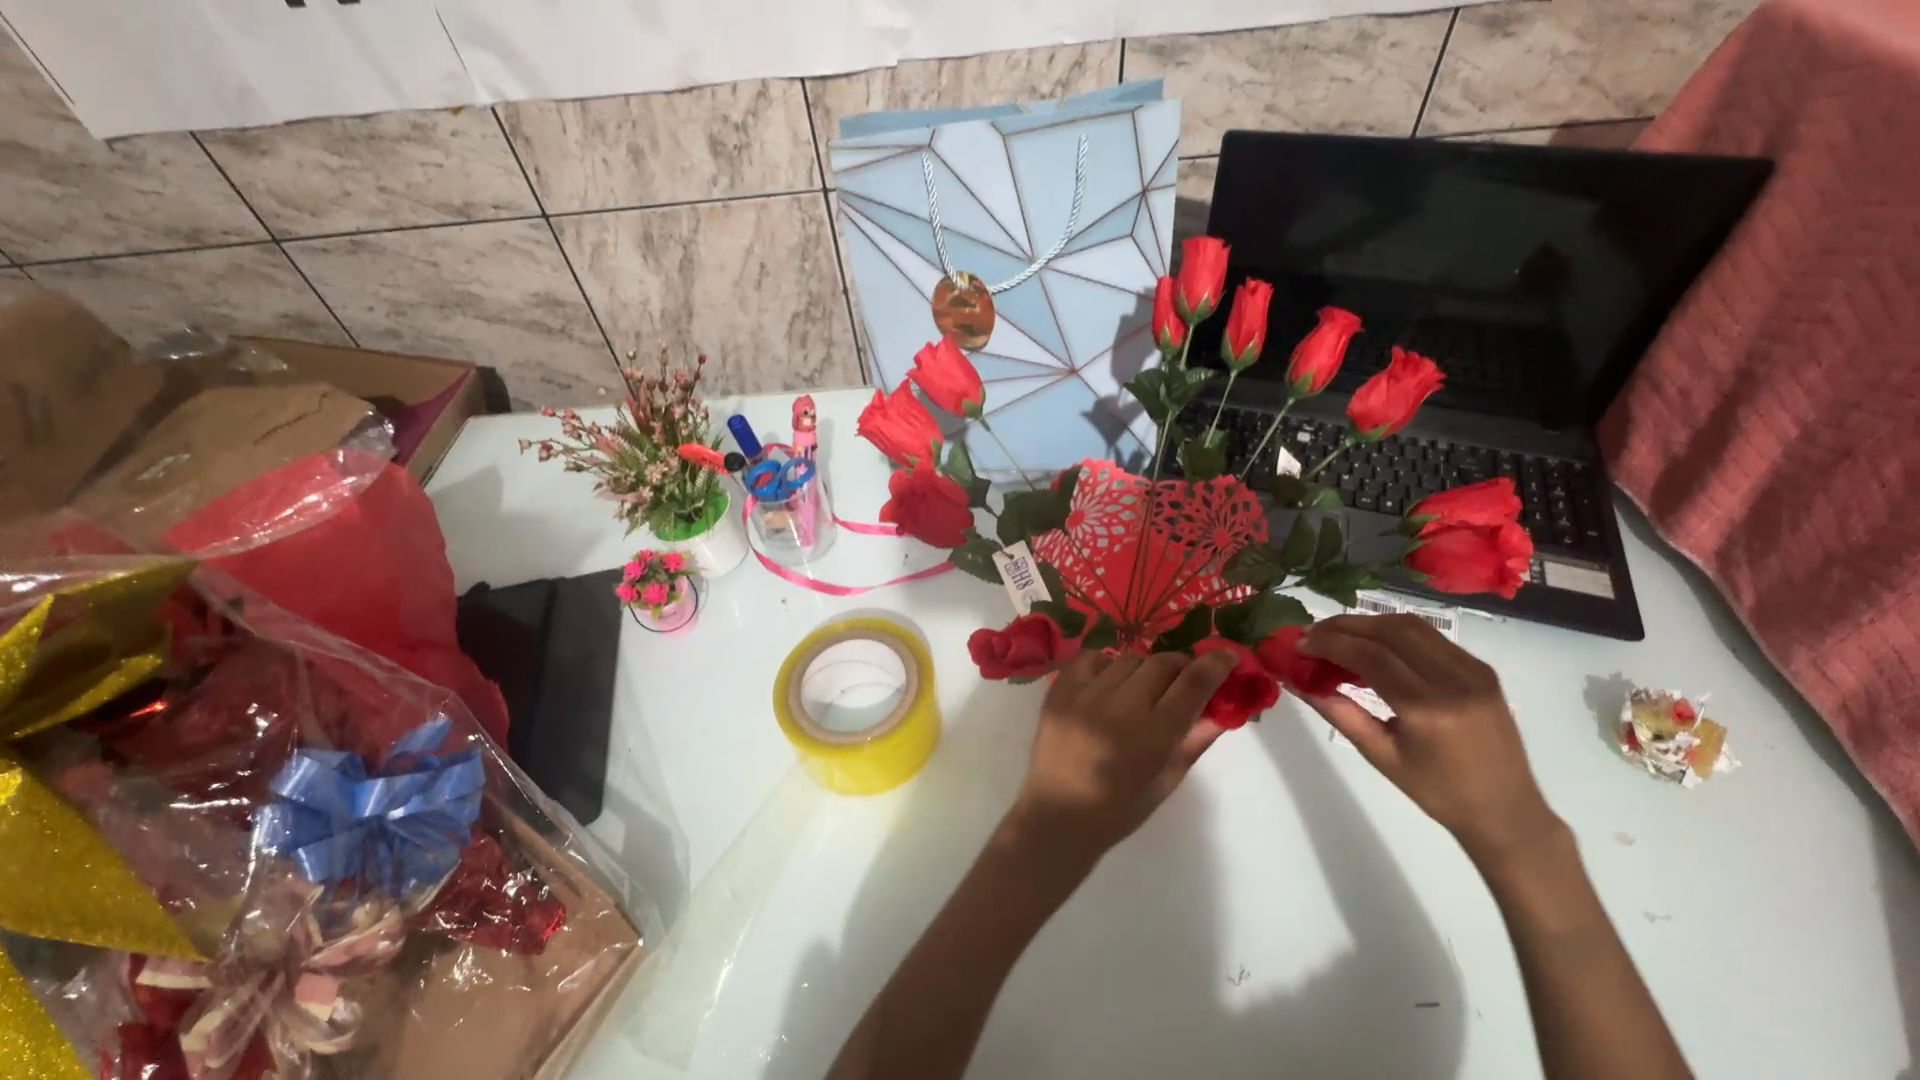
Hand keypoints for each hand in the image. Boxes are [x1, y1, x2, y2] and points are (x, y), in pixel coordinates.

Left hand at [1011, 650, 1236, 857]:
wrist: (1057, 816)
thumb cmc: (1118, 808)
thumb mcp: (1167, 781)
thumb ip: (1196, 740)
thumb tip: (1223, 708)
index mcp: (1153, 737)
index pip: (1193, 683)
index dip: (1215, 664)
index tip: (1226, 656)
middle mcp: (1119, 708)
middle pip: (1162, 663)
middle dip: (1180, 667)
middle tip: (1181, 680)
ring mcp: (1085, 696)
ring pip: (1128, 658)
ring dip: (1144, 669)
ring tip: (1141, 690)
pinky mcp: (1058, 692)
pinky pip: (1091, 659)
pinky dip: (1106, 666)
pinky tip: (1108, 685)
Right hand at [1298, 614, 1560, 862]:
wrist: (1505, 809)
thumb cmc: (1437, 792)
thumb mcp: (1380, 755)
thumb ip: (1339, 713)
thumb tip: (1299, 682)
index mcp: (1428, 709)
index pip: (1371, 656)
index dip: (1331, 644)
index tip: (1300, 645)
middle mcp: (1455, 680)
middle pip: (1391, 631)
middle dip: (1346, 626)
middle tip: (1313, 634)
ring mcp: (1474, 671)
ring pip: (1412, 626)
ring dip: (1370, 624)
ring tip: (1338, 635)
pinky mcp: (1482, 669)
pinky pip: (1432, 638)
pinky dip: (1395, 634)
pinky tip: (1375, 647)